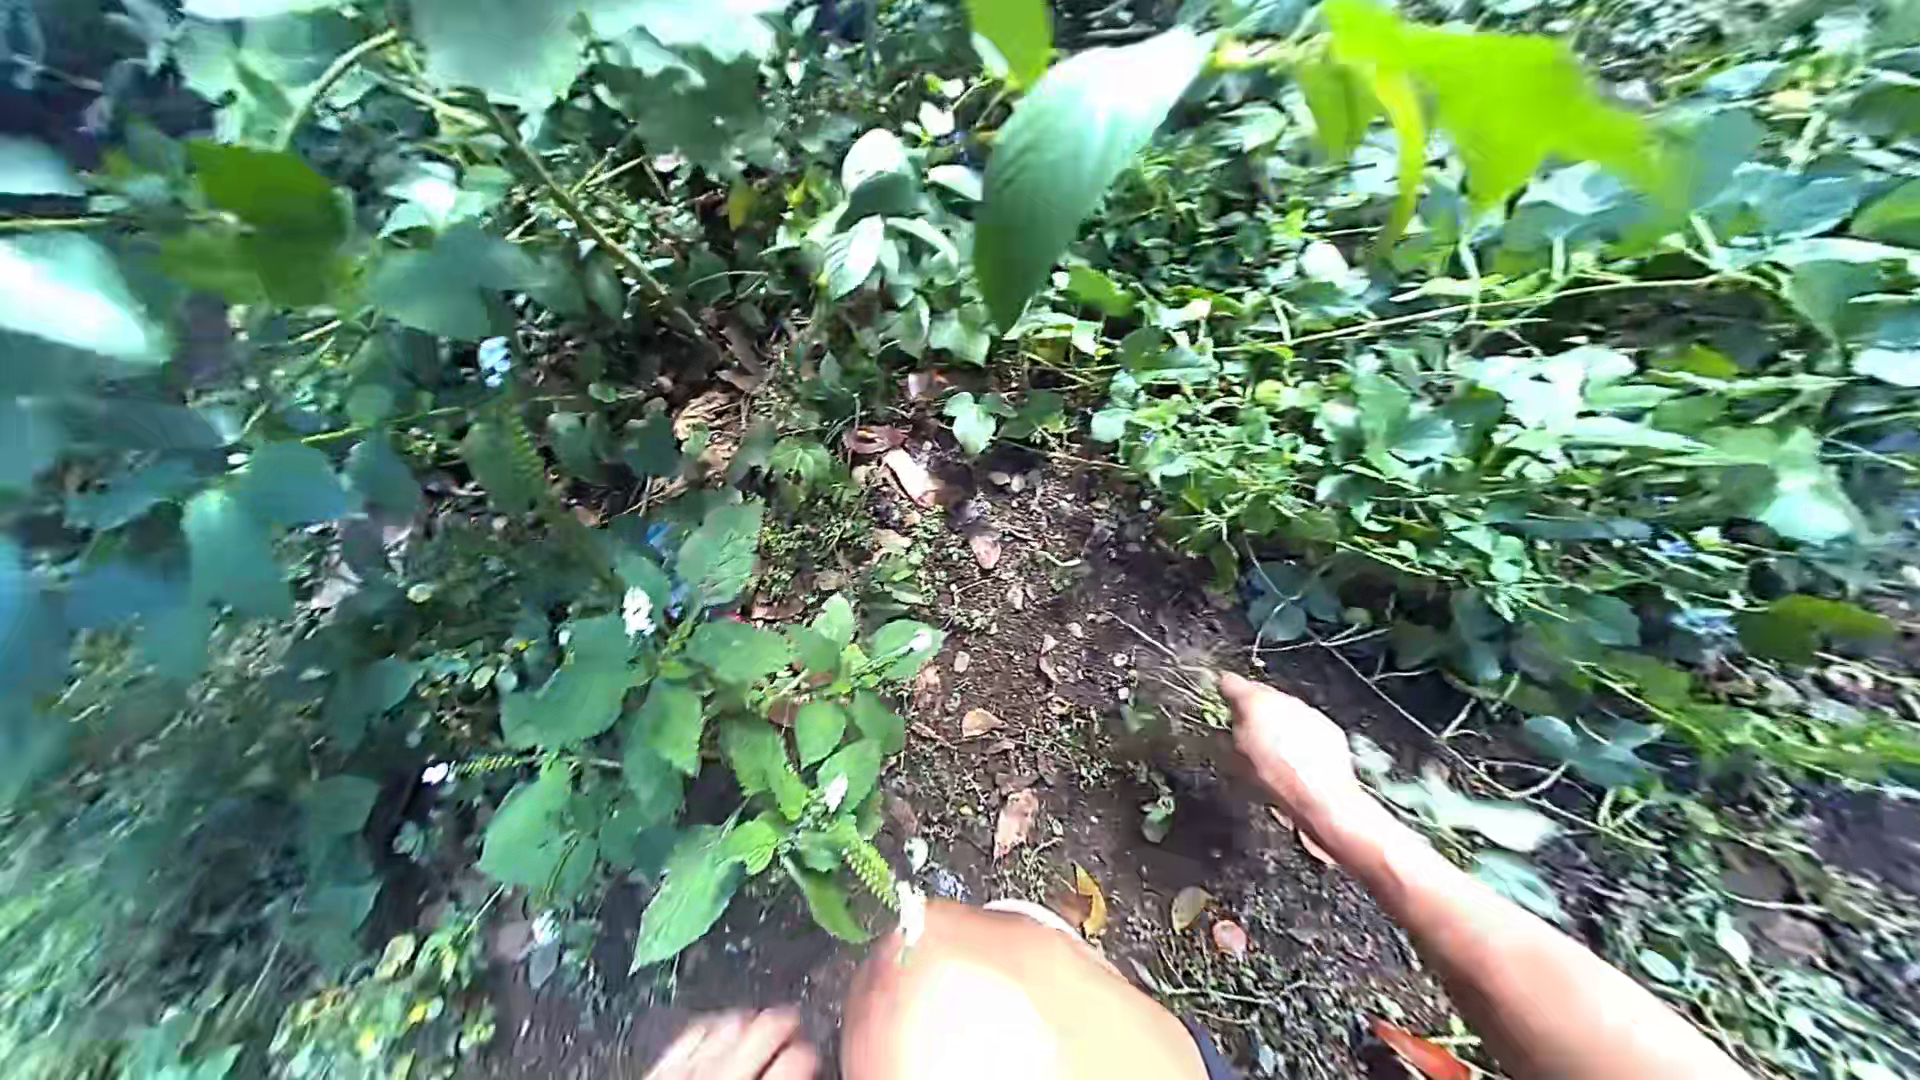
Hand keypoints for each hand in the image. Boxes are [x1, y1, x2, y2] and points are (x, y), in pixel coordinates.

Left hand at [644, 1009, 816, 1079]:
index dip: (808, 1055)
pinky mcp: (660, 1071)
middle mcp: (723, 1079)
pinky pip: (696, 1029)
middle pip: (770, 1025)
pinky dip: (714, 1027)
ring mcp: (688, 1072)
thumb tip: (801, 1073)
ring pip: (735, 1020)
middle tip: (791, 1036)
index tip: (809, 1059)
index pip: (798, 1059)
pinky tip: (720, 1038)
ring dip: (750, 1026)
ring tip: (755, 1038)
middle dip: (787, 1026)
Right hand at [1219, 672, 1373, 835]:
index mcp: (1253, 702)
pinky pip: (1305, 720)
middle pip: (1259, 693)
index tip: (1222, 698)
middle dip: (1252, 707)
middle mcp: (1281, 700)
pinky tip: (1295, 753)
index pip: (1230, 682)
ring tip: (1273, 746)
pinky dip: (1298, 731)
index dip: (1223, 690)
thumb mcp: (1235, 759)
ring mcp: (1306, 711)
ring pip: (1283, 706)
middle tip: (1246, 729)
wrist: (1324, 799)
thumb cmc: (1279, 780)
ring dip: (1276, 719)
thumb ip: (1228, 732)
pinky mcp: (1326, 725)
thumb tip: (1227, 726)